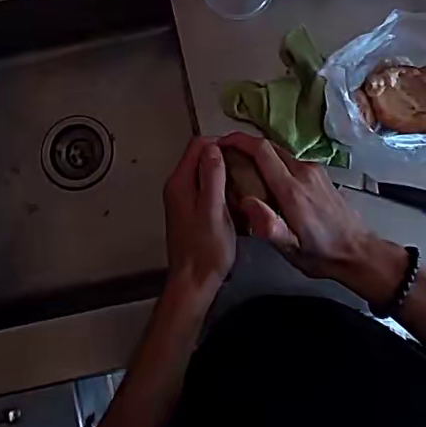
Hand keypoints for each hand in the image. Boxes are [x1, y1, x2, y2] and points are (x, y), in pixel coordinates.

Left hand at [162, 136, 234, 300]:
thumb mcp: (214, 209)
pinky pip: (206, 187)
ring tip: (246, 181)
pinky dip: (222, 188)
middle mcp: (178, 186)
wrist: (193, 283)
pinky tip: (237, 199)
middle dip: (224, 156)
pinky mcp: (191, 210)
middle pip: (201, 156)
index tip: (242, 152)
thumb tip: (214, 147)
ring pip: (205, 172)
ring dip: (224, 173)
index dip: (220, 143)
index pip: (198, 145)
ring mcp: (183, 198)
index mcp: (180, 182)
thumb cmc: (206, 249)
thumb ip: (213, 176)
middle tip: (248, 166)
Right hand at [219, 132, 409, 307]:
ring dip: (258, 153)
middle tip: (225, 155)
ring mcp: (313, 170)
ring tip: (241, 167)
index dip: (240, 141)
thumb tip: (245, 202)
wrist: (358, 251)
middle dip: (245, 145)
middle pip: (269, 146)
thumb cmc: (321, 254)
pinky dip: (273, 162)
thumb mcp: (292, 250)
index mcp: (292, 190)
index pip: (262, 151)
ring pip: (280, 152)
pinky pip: (290, 160)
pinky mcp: (319, 173)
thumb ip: (269, 226)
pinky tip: (266, 178)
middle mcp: (303, 172)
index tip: (222, 142)